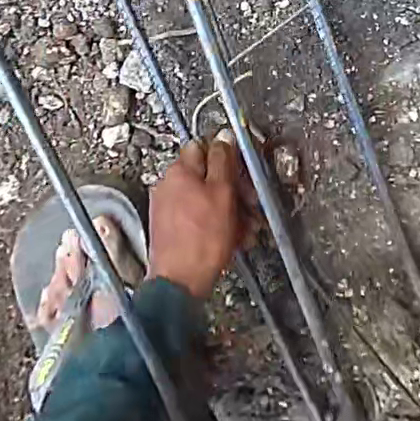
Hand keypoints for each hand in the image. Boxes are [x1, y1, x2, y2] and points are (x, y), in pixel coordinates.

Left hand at [147, 132, 245, 298]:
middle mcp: (169, 186)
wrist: (181, 283)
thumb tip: (224, 137)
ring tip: (247, 227)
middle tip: (250, 203)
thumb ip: (224, 161)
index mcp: (178, 171)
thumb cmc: (201, 240)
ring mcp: (169, 209)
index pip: (205, 147)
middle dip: (234, 189)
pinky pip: (201, 217)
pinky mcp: (173, 229)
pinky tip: (235, 237)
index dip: (228, 158)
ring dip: (231, 209)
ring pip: (208, 198)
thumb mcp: (222, 192)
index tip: (243, 171)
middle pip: (209, 175)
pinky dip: (218, 224)